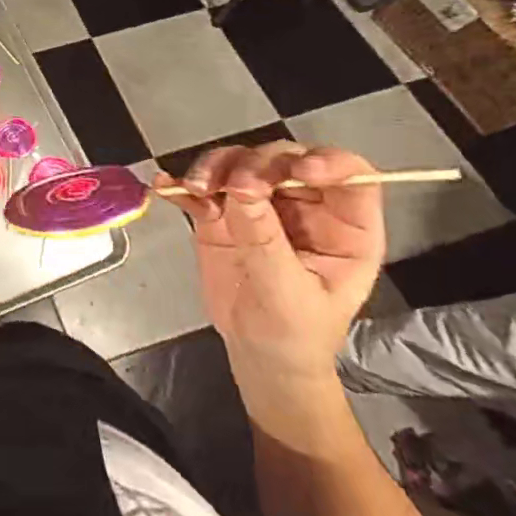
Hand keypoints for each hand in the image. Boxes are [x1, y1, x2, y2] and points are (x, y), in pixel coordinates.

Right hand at [154, 142, 383, 379]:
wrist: (258, 355)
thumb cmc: (294, 332)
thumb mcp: (288, 292)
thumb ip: (265, 239)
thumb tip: (240, 188)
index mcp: (345, 226)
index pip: (349, 176)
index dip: (329, 163)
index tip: (298, 170)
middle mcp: (305, 205)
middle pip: (284, 161)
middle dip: (255, 165)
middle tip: (230, 185)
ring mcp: (261, 206)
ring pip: (240, 165)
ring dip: (215, 168)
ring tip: (194, 187)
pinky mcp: (222, 215)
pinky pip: (204, 189)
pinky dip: (183, 185)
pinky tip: (166, 186)